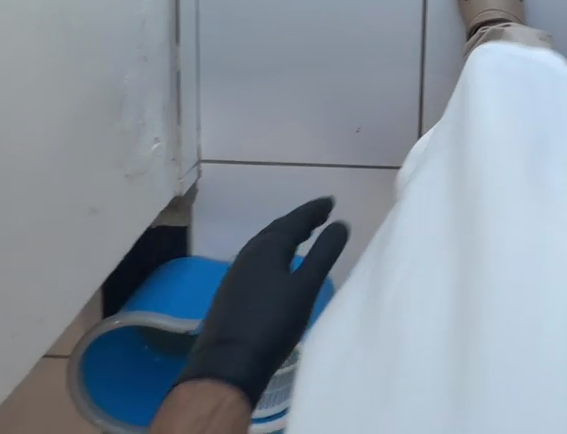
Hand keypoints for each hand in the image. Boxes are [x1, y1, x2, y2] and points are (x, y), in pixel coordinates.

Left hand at [177, 197, 348, 404]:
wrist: (227, 365)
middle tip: (320, 215)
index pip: (295, 219)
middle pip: (278, 228)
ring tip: (303, 235)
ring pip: (266, 244)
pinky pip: (258, 259)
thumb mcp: (306, 287)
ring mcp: (237, 273)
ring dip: (286, 236)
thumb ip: (324, 253)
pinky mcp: (231, 292)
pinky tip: (279, 265)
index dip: (314, 210)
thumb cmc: (272, 323)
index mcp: (268, 247)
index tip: (331, 202)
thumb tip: (340, 224)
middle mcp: (250, 253)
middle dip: (300, 220)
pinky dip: (274, 252)